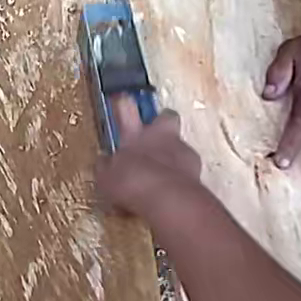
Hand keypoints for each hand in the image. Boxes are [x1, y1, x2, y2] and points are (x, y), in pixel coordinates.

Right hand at [95, 97, 203, 222]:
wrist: (167, 198)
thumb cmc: (131, 184)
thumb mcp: (106, 179)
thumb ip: (106, 166)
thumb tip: (104, 161)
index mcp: (134, 134)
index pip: (126, 107)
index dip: (123, 103)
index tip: (121, 102)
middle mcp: (160, 136)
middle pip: (166, 115)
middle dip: (161, 122)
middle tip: (153, 136)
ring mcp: (182, 149)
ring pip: (180, 142)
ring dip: (173, 153)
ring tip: (163, 173)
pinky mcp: (196, 167)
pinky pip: (189, 165)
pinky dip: (182, 174)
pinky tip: (173, 188)